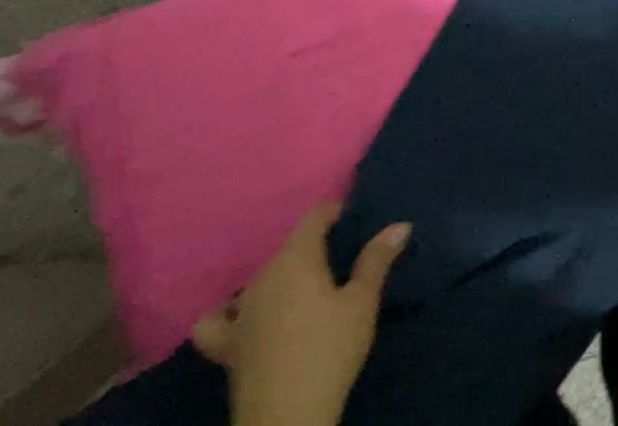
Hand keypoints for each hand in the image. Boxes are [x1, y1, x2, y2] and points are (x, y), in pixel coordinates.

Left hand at [192, 203, 410, 425]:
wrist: (285, 415)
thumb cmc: (330, 350)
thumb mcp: (362, 303)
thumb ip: (376, 261)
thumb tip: (399, 224)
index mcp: (296, 259)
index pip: (313, 217)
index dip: (334, 212)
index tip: (354, 222)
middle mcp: (262, 276)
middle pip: (289, 248)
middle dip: (314, 248)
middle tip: (342, 264)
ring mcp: (238, 310)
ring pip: (262, 278)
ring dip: (284, 278)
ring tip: (306, 294)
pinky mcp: (224, 344)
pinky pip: (219, 318)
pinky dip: (229, 312)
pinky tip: (241, 317)